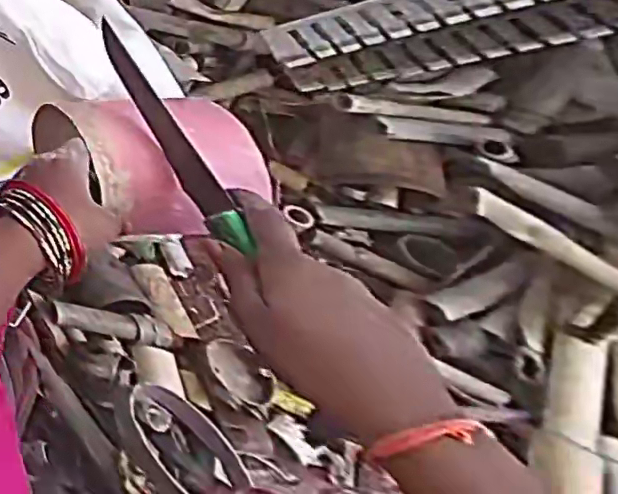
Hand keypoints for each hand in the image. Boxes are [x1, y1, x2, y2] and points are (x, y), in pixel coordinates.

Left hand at [17, 137, 119, 260]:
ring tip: (65, 210)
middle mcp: (42, 159)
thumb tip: (122, 221)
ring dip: (52, 189)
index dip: (91, 160)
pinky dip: (37, 200)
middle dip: (71, 177)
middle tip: (85, 196)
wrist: (24, 238)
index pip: (81, 148)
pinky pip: (28, 190)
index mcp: (68, 158)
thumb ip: (116, 218)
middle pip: (60, 162)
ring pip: (42, 176)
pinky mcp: (6, 190)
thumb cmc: (73, 223)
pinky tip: (46, 216)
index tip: (99, 174)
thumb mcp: (106, 225)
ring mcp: (22, 173)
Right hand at [203, 191, 458, 442]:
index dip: (242, 204)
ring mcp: (360, 293)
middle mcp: (325, 270)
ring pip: (316, 283)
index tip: (229, 203)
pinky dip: (333, 319)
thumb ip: (233, 277)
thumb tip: (216, 247)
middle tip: (253, 298)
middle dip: (267, 270)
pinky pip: (348, 307)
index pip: (262, 215)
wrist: (401, 414)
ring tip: (294, 336)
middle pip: (287, 255)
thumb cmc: (320, 369)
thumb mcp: (254, 321)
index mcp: (287, 264)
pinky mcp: (387, 318)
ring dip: (301, 298)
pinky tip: (330, 348)